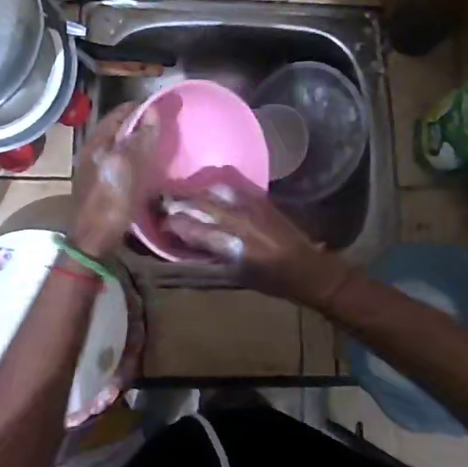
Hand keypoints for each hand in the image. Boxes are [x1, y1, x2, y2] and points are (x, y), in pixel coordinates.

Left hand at [69, 103, 157, 258]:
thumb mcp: (129, 166)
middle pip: (117, 130)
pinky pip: (119, 165)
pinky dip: (133, 160)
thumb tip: (152, 111)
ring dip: (137, 143)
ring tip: (159, 144)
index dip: (139, 107)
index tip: (161, 106)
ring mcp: (93, 171)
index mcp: (95, 143)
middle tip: (164, 125)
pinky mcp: (99, 188)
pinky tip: (146, 168)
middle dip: (139, 125)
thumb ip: (141, 138)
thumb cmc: (110, 201)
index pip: (117, 114)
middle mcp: (91, 153)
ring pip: (118, 148)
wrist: (92, 241)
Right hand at [161, 174, 349, 305]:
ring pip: (212, 190)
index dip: (170, 224)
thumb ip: (210, 254)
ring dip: (192, 191)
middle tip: (157, 201)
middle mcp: (238, 220)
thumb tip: (186, 239)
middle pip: (198, 203)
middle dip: (174, 202)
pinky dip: (213, 186)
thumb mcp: (235, 275)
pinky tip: (205, 187)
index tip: (158, 224)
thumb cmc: (271, 281)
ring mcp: (250, 205)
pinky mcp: (261, 198)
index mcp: (231, 244)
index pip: (190, 227)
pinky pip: (231, 185)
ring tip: (178, 193)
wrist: (310, 270)